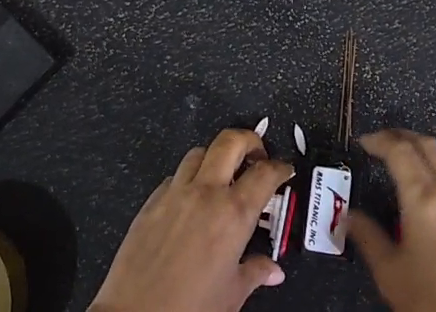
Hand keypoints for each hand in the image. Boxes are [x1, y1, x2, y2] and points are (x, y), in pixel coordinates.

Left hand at [91, 128, 295, 311]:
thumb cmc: (187, 308)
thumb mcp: (232, 294)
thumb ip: (255, 273)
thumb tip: (271, 270)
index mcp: (233, 214)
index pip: (265, 173)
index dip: (280, 168)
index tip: (284, 170)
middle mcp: (205, 194)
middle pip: (230, 141)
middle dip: (249, 140)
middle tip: (257, 155)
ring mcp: (175, 193)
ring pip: (199, 152)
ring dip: (216, 156)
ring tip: (224, 173)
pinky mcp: (151, 201)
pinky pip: (174, 176)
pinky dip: (188, 178)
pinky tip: (191, 198)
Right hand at [348, 129, 435, 311]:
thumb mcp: (391, 273)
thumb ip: (368, 238)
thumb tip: (349, 218)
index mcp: (424, 199)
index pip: (400, 151)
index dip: (379, 140)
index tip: (365, 142)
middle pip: (427, 145)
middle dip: (402, 136)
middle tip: (382, 140)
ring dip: (427, 146)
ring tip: (409, 152)